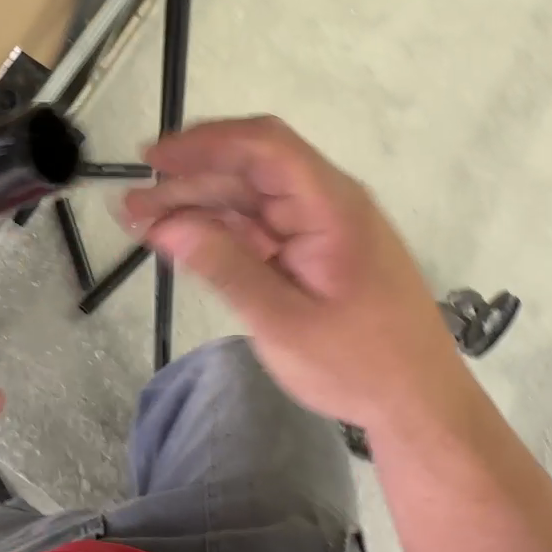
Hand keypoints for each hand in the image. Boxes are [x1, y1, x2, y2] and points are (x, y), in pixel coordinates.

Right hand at [122, 116, 457, 423]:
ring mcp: (317, 227)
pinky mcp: (309, 250)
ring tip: (140, 222)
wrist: (420, 407)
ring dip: (195, 207)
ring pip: (246, 199)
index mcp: (331, 206)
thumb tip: (168, 225)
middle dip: (187, 181)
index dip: (206, 144)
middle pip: (248, 171)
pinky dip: (217, 233)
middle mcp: (324, 203)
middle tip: (131, 206)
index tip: (154, 159)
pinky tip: (179, 241)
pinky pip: (257, 228)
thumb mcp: (285, 323)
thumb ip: (226, 268)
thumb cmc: (361, 366)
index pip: (265, 147)